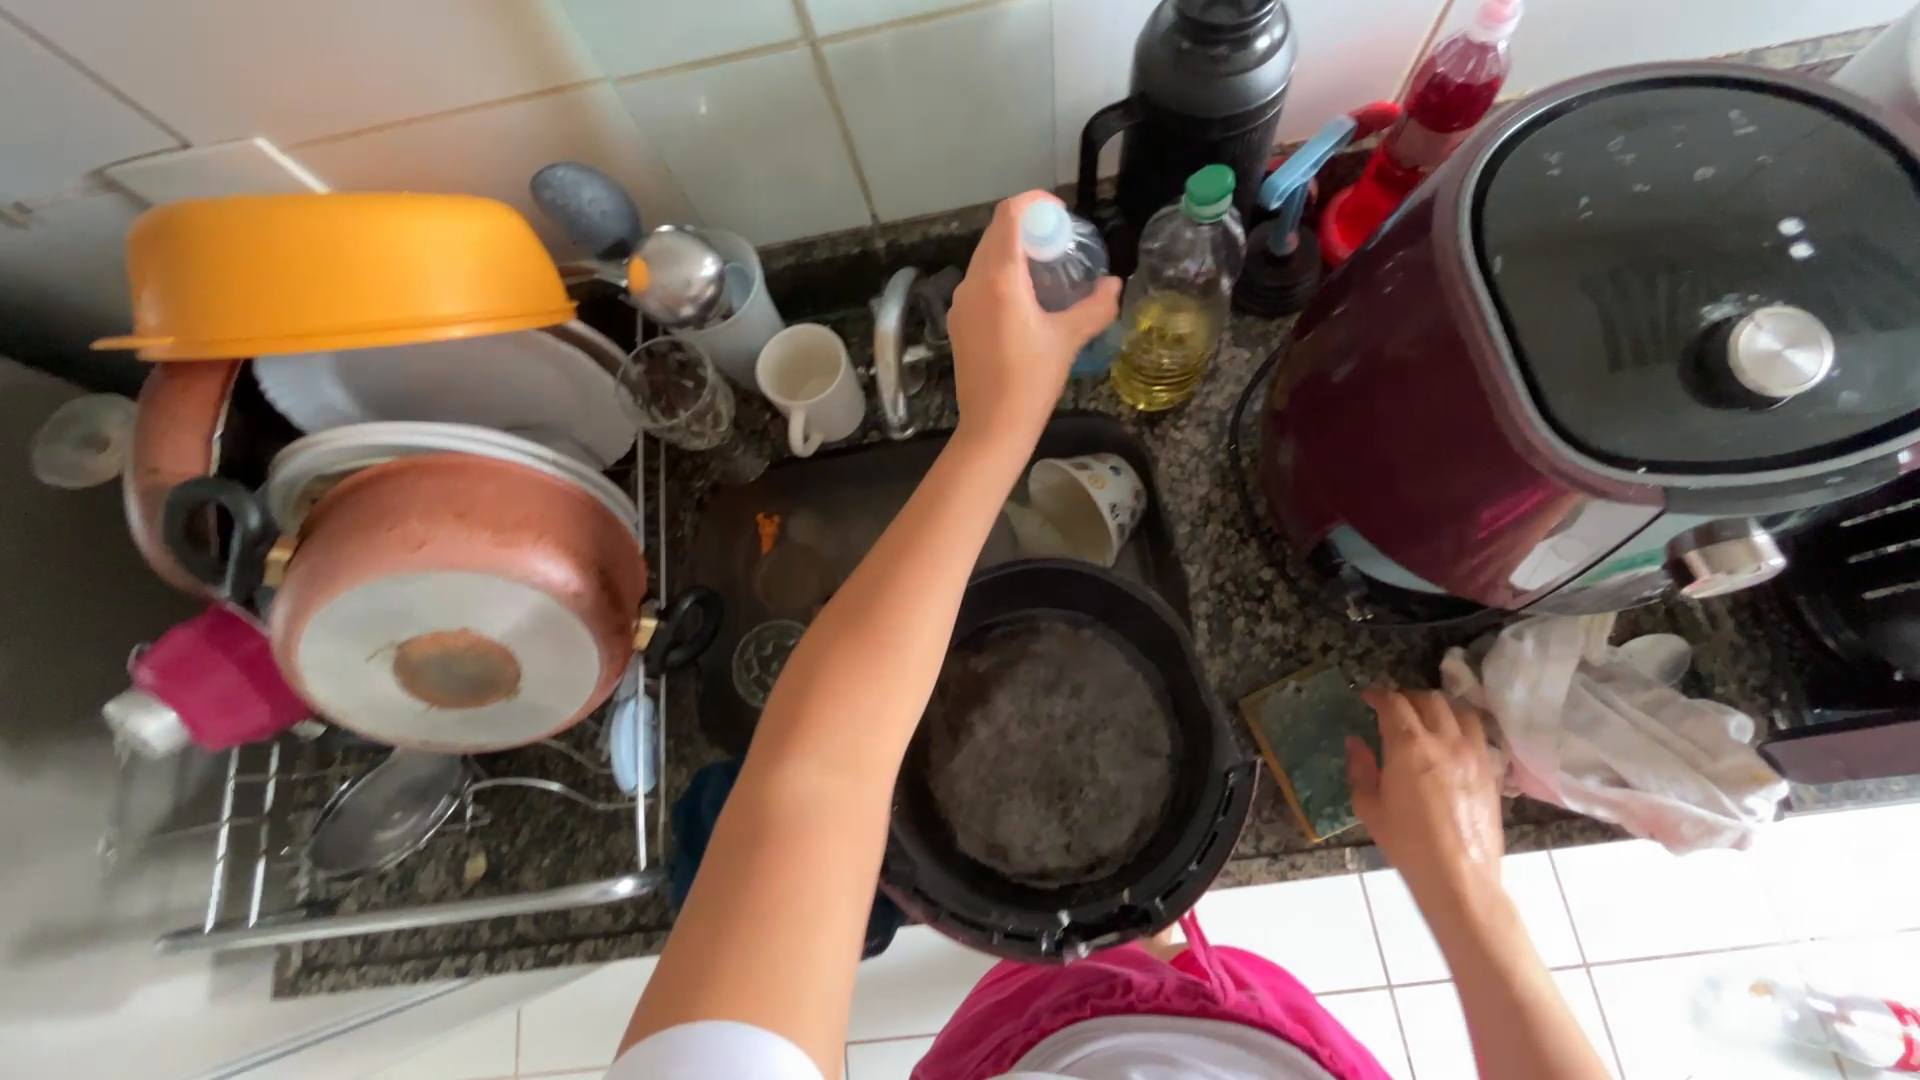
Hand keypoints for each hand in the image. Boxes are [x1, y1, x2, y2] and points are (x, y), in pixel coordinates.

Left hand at [947, 191, 1120, 437]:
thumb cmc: (1031, 382)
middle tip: (1058, 244)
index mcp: (1000, 280)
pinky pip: (978, 284)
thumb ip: (1095, 306)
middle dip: (1027, 229)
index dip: (1035, 203)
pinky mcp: (957, 323)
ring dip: (1013, 253)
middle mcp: (972, 284)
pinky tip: (1023, 301)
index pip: (1010, 215)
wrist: (992, 426)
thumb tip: (1113, 284)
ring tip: (1044, 272)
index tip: (1059, 215)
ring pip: (984, 258)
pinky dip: (1000, 277)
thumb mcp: (1068, 340)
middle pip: (995, 233)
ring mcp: (960, 304)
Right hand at [1348, 689, 1503, 903]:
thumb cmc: (1406, 842)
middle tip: (1393, 708)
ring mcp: (1473, 754)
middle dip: (1407, 697)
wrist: (1458, 876)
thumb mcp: (1369, 806)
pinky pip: (1479, 733)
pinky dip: (1461, 724)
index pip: (1394, 703)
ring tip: (1426, 717)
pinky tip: (1451, 738)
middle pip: (1429, 699)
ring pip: (1459, 710)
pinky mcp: (1491, 771)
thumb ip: (1360, 768)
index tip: (1368, 698)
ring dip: (1438, 706)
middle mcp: (1444, 741)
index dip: (1378, 695)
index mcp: (1408, 746)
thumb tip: (1356, 742)